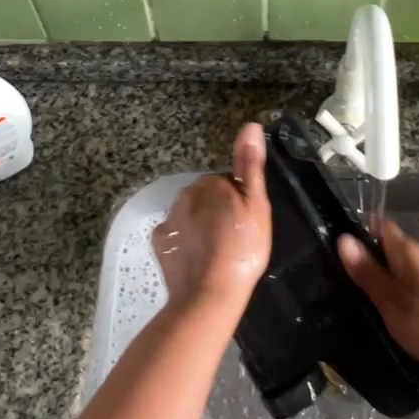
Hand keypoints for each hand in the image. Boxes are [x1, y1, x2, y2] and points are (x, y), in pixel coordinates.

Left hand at [151, 123, 271, 312]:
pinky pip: (174, 235)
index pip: (226, 183)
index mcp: (211, 183)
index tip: (245, 222)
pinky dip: (183, 242)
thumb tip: (250, 125)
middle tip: (234, 237)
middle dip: (217, 211)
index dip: (238, 201)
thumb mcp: (256, 204)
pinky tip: (196, 258)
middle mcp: (186, 194)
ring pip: (189, 215)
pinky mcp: (161, 242)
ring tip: (217, 251)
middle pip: (206, 197)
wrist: (211, 292)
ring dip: (200, 225)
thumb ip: (250, 164)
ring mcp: (170, 219)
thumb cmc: (243, 248)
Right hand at [337, 220, 418, 378]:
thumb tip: (343, 238)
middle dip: (365, 258)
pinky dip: (394, 290)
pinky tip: (384, 309)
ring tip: (355, 295)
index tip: (336, 249)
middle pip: (388, 247)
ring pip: (398, 267)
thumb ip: (367, 272)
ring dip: (379, 277)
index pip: (380, 226)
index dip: (358, 232)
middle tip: (339, 277)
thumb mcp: (391, 302)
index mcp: (409, 252)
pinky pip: (408, 282)